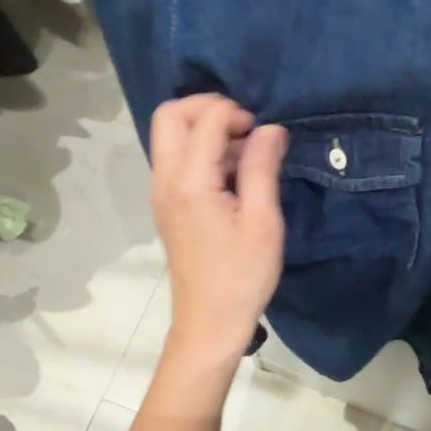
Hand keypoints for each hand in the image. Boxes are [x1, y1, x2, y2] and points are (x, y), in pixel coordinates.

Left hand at [147, 95, 288, 362]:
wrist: (210, 322)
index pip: (205, 120)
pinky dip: (200, 151)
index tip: (266, 135)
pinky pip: (175, 159)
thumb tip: (270, 128)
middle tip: (246, 127)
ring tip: (245, 154)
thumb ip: (262, 168)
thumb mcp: (263, 222)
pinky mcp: (166, 205)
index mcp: (189, 181)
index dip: (237, 114)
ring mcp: (160, 192)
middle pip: (171, 114)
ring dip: (204, 130)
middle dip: (209, 108)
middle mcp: (164, 179)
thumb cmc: (242, 276)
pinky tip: (232, 175)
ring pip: (170, 135)